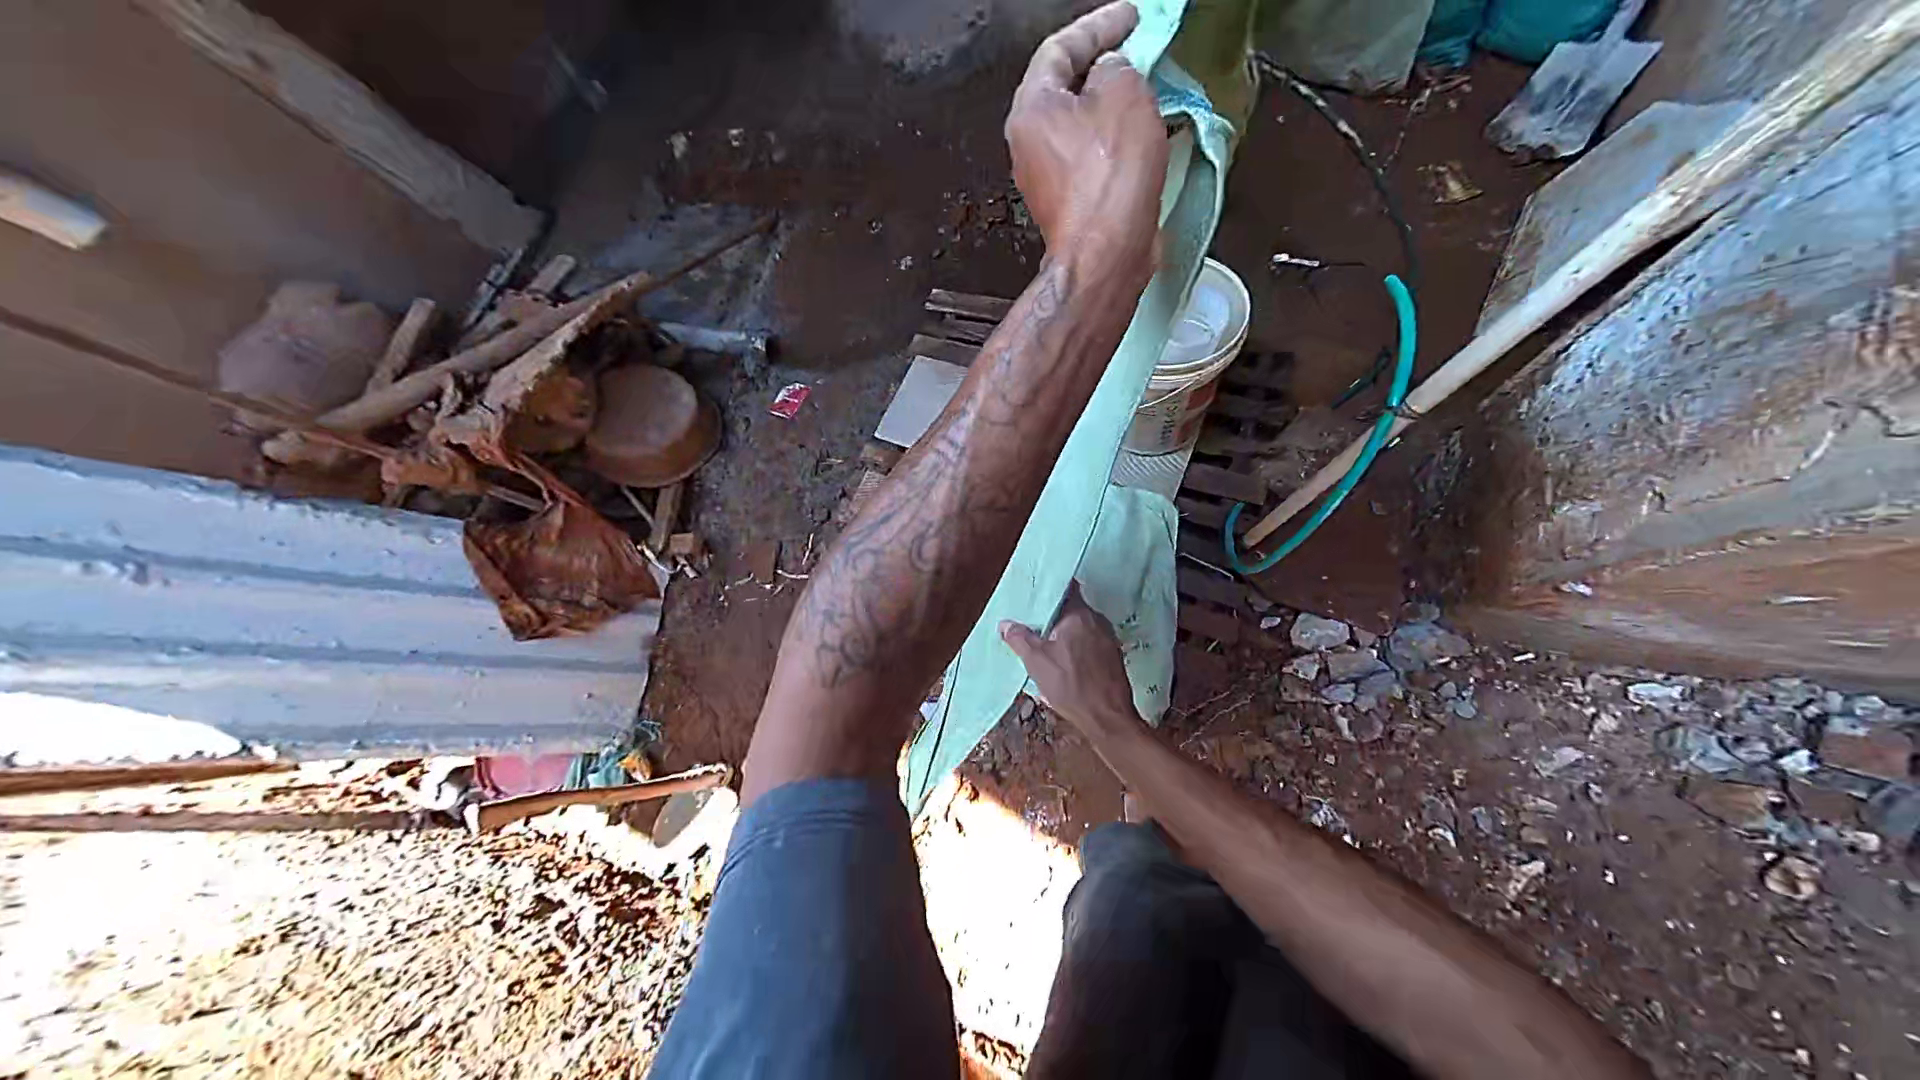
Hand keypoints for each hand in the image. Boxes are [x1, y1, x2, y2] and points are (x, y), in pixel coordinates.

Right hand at [1000, 582, 1142, 734]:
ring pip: (1081, 627)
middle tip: (1032, 620)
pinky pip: (1090, 642)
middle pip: (1072, 608)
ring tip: (1044, 642)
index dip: (1050, 588)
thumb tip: (1006, 624)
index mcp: (1079, 615)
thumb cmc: (1070, 685)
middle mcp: (1097, 621)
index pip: (1067, 588)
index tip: (1034, 592)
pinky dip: (1076, 646)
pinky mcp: (1113, 657)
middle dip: (1053, 614)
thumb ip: (1020, 638)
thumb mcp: (1036, 662)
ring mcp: (1108, 639)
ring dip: (1065, 633)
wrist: (1108, 718)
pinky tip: (1064, 661)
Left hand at [1005, 2, 1167, 276]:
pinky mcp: (1070, 205)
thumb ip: (1116, 67)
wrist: (1106, 254)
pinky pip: (1092, 160)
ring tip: (1147, 93)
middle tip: (1137, 51)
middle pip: (1066, 89)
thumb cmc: (1109, 177)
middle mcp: (1030, 145)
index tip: (1129, 17)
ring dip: (1113, 108)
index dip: (1098, 25)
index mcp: (1031, 110)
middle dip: (1103, 67)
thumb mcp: (1123, 94)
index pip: (1060, 49)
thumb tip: (1112, 74)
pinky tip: (1142, 139)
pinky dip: (1116, 143)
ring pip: (1081, 127)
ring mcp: (1048, 180)